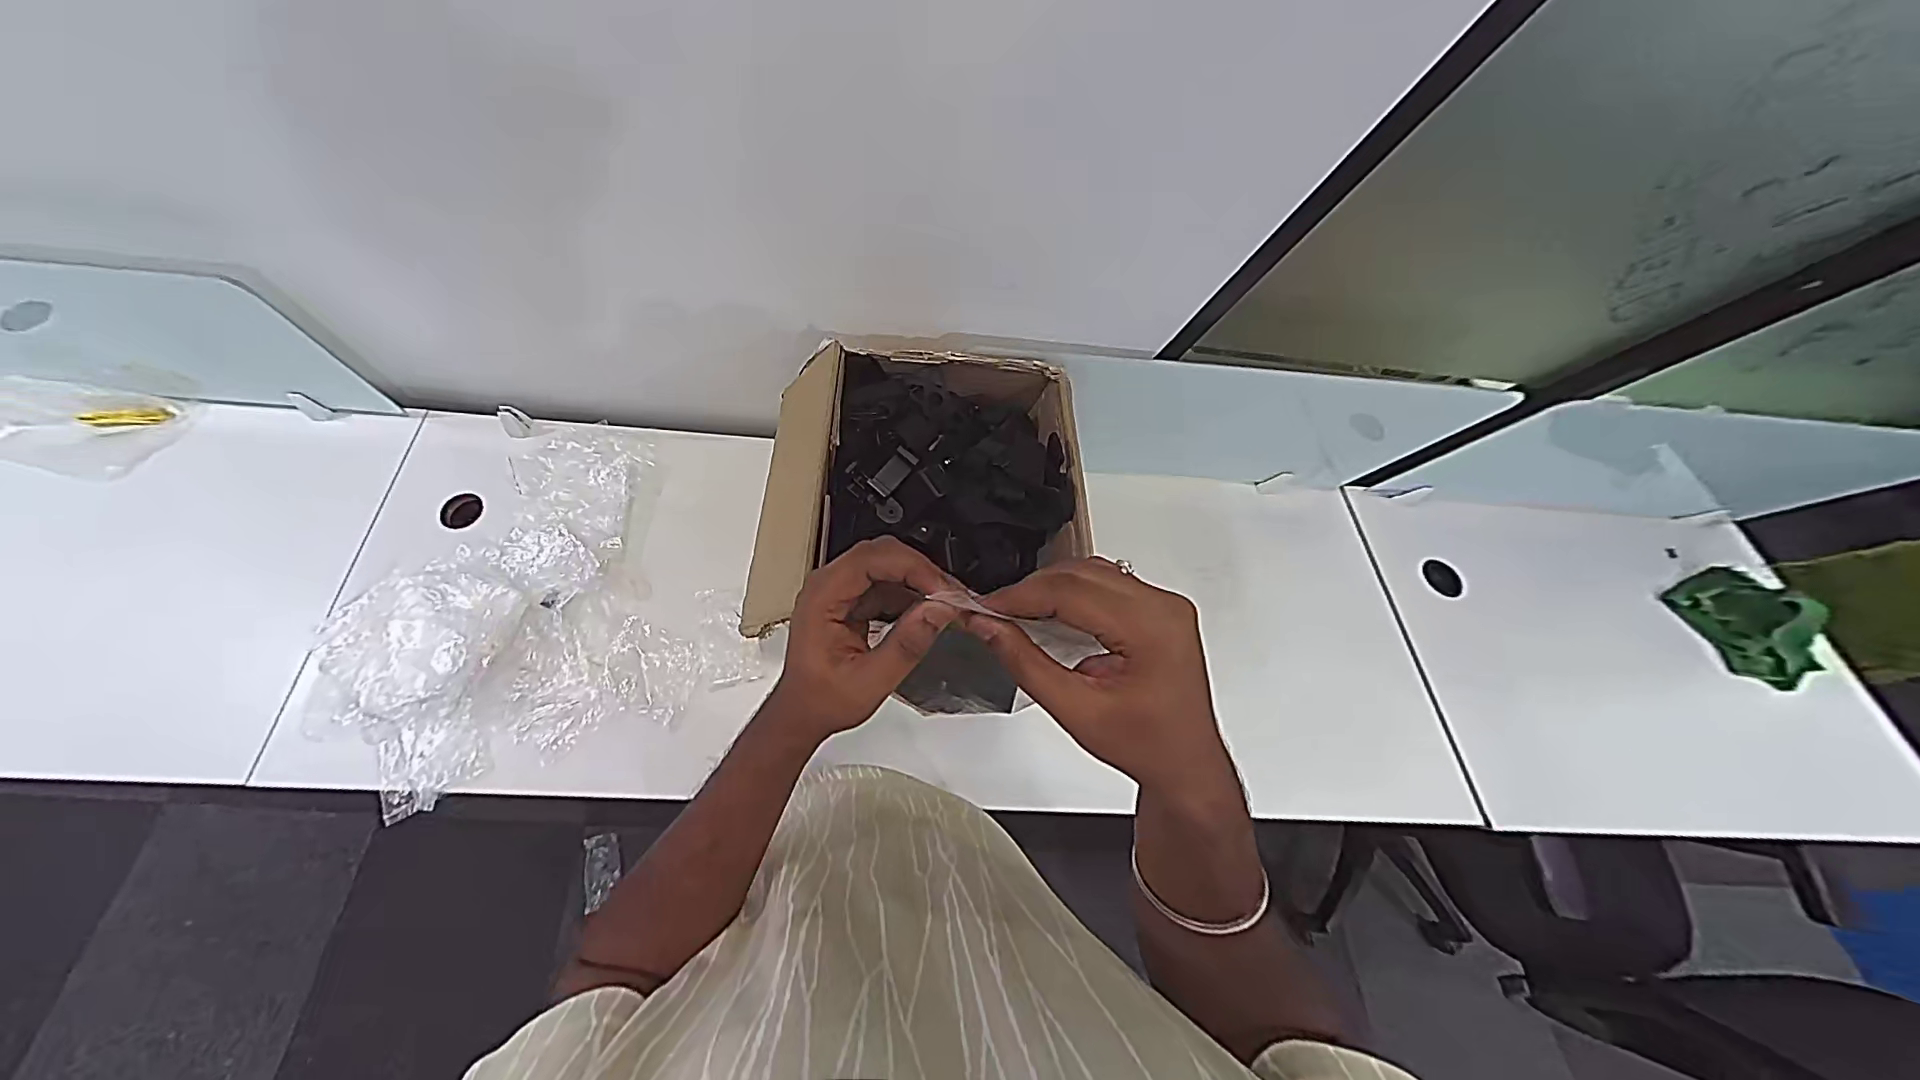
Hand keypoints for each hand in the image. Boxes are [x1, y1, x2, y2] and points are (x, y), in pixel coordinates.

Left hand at [762, 537, 961, 740]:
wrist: (804, 713)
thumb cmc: (821, 700)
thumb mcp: (870, 682)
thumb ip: (906, 645)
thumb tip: (937, 611)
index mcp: (822, 597)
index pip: (871, 558)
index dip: (913, 567)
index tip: (941, 589)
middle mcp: (828, 585)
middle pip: (883, 554)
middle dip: (922, 571)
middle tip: (951, 595)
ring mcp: (841, 590)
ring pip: (889, 565)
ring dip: (920, 581)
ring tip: (946, 605)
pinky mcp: (854, 599)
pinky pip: (889, 583)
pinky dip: (913, 593)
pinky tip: (929, 612)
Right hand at [962, 558, 1235, 796]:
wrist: (1183, 764)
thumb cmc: (1148, 745)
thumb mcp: (1076, 710)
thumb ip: (1026, 663)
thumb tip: (990, 629)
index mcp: (1151, 628)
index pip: (1070, 591)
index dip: (1020, 596)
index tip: (986, 608)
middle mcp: (1163, 608)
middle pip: (1080, 575)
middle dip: (1030, 590)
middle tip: (993, 612)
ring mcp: (1163, 605)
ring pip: (1090, 573)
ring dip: (1048, 589)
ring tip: (1014, 614)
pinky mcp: (1156, 609)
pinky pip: (1105, 583)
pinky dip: (1070, 594)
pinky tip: (1047, 614)